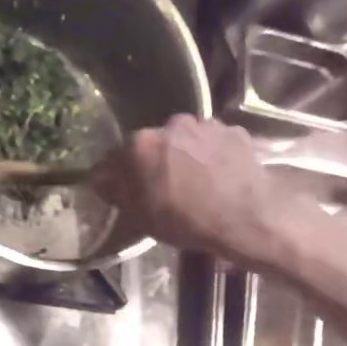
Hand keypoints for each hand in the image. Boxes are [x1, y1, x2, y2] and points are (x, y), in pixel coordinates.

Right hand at [93, 114, 320, 263]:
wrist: (246, 216)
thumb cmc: (185, 220)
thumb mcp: (140, 216)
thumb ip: (116, 191)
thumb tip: (100, 177)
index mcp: (140, 145)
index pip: (115, 157)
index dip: (116, 176)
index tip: (121, 192)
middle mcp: (170, 124)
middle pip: (151, 144)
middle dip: (152, 163)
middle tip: (160, 190)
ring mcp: (204, 124)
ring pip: (183, 141)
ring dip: (182, 157)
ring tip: (192, 184)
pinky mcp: (232, 131)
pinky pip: (210, 143)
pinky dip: (208, 157)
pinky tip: (215, 178)